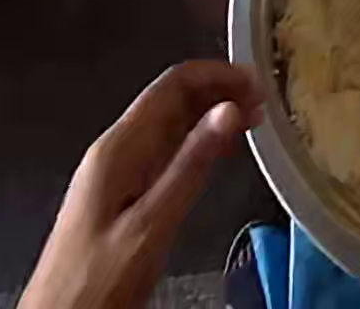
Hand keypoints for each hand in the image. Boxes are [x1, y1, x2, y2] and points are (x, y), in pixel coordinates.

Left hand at [20, 61, 263, 308]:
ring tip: (252, 118)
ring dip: (212, 113)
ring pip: (173, 122)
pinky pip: (168, 148)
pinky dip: (199, 139)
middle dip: (219, 90)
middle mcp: (118, 147)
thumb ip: (191, 165)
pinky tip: (222, 148)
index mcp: (120, 145)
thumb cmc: (97, 284)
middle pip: (173, 98)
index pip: (174, 84)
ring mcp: (119, 170)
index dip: (217, 75)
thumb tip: (230, 109)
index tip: (256, 83)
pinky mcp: (122, 193)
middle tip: (262, 100)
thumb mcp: (150, 226)